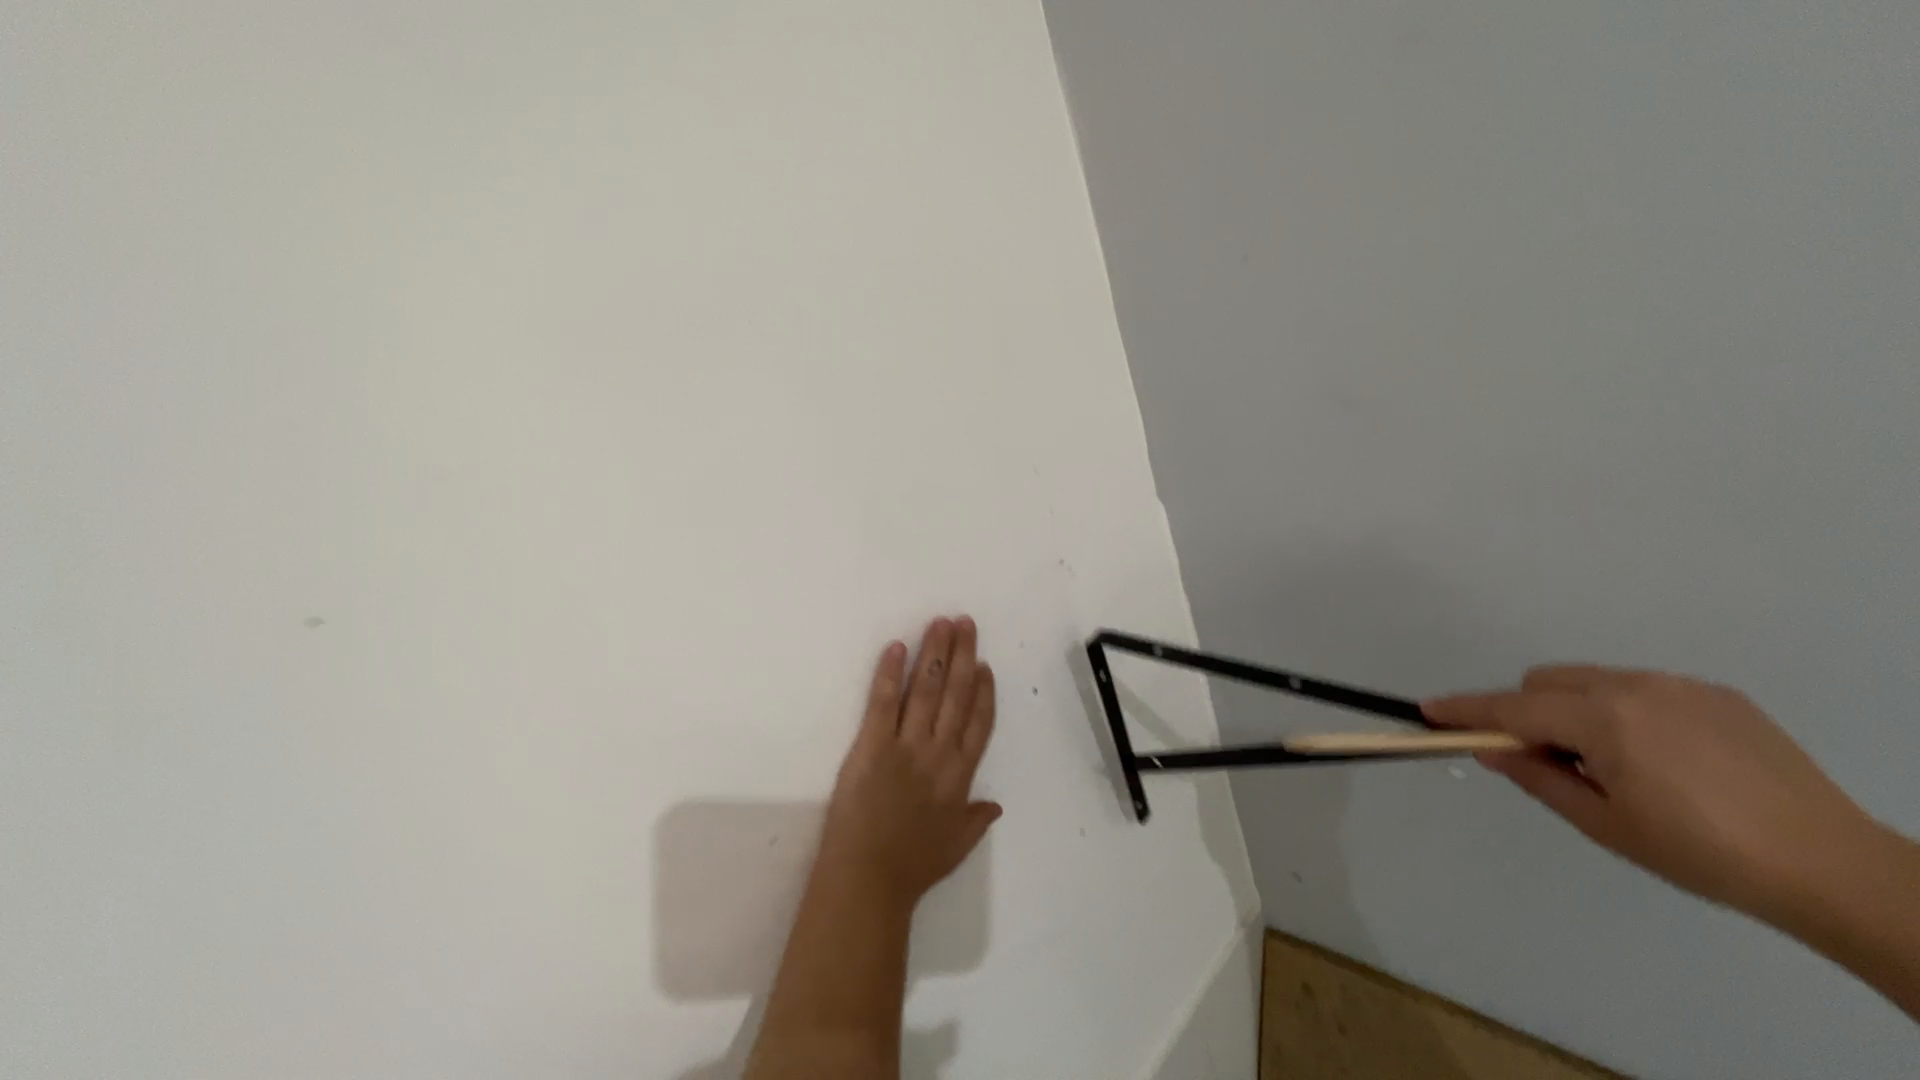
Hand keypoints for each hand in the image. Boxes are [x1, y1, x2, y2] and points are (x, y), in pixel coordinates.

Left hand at [816, 616, 1001, 907]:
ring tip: (940, 623)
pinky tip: (897, 646)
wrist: (869, 877)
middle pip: (956, 695)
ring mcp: (906, 746)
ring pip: (926, 690)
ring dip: (934, 653)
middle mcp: (939, 753)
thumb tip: (997, 805)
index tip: (985, 666)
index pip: (978, 723)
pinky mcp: (872, 745)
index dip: (983, 692)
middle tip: (965, 624)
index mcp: (961, 776)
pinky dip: (890, 673)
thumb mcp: (956, 846)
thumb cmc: (912, 867)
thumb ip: (977, 821)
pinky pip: (884, 702)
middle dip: (962, 656)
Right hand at [1425, 666, 1874, 921]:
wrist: (1828, 864)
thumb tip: (1492, 749)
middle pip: (1549, 680)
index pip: (1514, 707)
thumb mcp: (1605, 824)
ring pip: (1594, 680)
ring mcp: (1682, 686)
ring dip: (1577, 710)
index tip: (1427, 711)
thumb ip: (1538, 776)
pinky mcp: (1719, 695)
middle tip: (1546, 760)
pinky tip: (1663, 760)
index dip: (1466, 710)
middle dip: (1529, 711)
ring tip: (1613, 766)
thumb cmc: (1701, 852)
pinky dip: (1624, 712)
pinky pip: (1643, 688)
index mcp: (1606, 720)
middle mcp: (1638, 686)